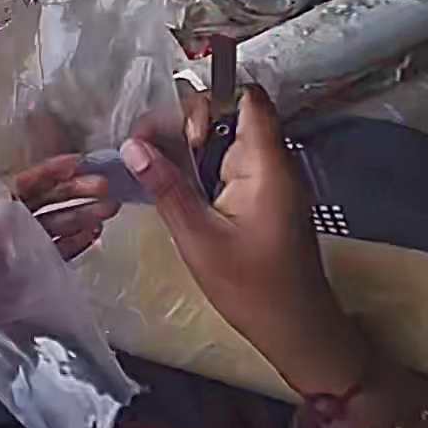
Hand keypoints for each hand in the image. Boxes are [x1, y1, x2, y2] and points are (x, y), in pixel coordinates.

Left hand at [11, 154, 119, 259]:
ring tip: (109, 207)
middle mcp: (6, 222)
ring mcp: (19, 245)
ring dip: (82, 214)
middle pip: (46, 201)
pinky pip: (56, 250)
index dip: (50, 172)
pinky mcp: (31, 270)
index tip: (76, 163)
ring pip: (55, 224)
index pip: (24, 183)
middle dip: (75, 191)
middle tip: (105, 185)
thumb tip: (18, 188)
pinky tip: (94, 231)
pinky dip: (74, 241)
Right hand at [121, 86, 371, 396]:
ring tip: (145, 162)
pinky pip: (223, 164)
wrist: (296, 329)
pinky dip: (194, 165)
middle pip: (228, 115)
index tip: (170, 122)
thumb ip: (165, 186)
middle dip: (182, 123)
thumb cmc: (251, 286)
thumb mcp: (198, 236)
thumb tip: (131, 145)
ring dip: (184, 145)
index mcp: (265, 165)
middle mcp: (270, 163)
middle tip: (141, 147)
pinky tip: (166, 180)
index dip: (208, 97)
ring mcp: (265, 180)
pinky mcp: (257, 196)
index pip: (247, 100)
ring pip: (222, 140)